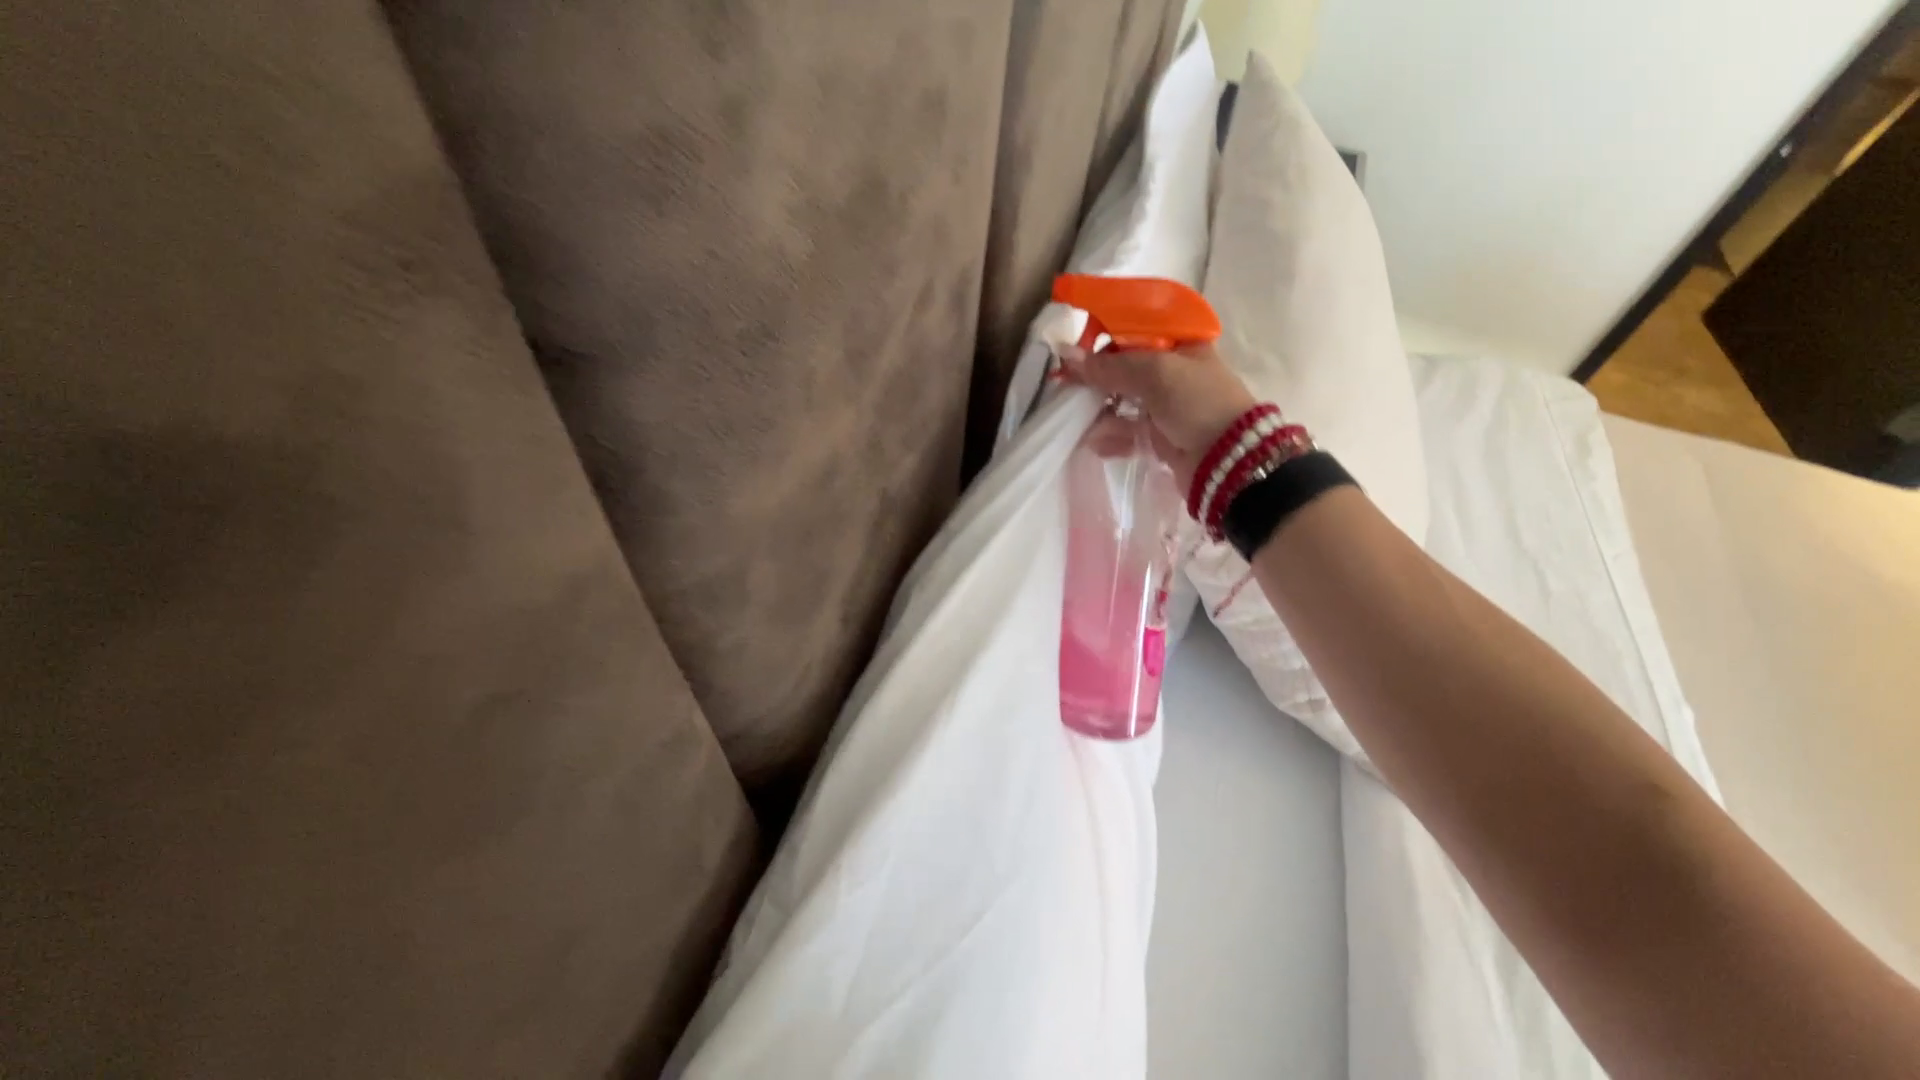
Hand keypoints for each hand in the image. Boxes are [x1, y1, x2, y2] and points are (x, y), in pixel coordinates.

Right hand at [1059, 342, 1257, 491]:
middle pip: (1126, 369)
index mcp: (1182, 347)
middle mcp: (1175, 374)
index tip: (1076, 348)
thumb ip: (1110, 366)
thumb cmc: (1197, 402)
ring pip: (1124, 402)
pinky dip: (1112, 437)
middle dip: (1097, 377)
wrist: (1228, 459)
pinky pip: (1129, 433)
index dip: (1106, 338)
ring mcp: (1168, 408)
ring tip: (1075, 416)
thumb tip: (1066, 355)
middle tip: (1067, 384)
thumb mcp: (1155, 373)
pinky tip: (1094, 442)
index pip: (1137, 334)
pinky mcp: (1161, 439)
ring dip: (1100, 409)